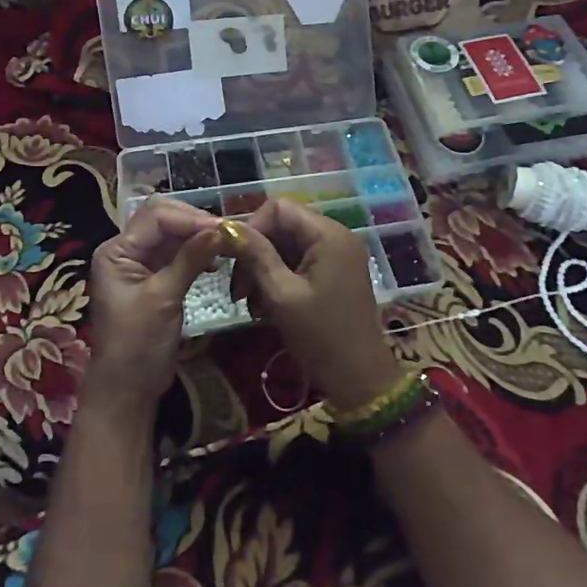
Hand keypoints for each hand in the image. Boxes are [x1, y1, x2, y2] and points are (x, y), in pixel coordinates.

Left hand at [86, 198, 229, 414]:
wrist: (129, 386)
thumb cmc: (138, 343)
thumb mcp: (164, 298)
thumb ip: (189, 259)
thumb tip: (221, 229)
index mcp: (116, 251)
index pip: (155, 217)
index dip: (190, 219)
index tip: (224, 228)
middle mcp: (124, 251)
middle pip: (162, 220)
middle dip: (194, 223)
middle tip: (228, 233)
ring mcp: (139, 265)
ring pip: (171, 236)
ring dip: (198, 237)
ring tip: (226, 245)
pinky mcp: (154, 279)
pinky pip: (176, 255)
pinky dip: (195, 253)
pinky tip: (215, 261)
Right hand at [233, 198, 401, 410]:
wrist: (359, 378)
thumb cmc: (320, 336)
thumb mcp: (281, 295)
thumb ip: (256, 256)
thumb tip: (228, 228)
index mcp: (328, 235)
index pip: (278, 208)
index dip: (251, 228)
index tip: (233, 260)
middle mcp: (335, 236)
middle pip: (282, 226)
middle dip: (255, 253)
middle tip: (238, 290)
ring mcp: (337, 255)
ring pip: (286, 246)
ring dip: (262, 270)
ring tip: (250, 303)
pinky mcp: (334, 273)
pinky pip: (298, 263)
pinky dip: (277, 279)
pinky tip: (265, 306)